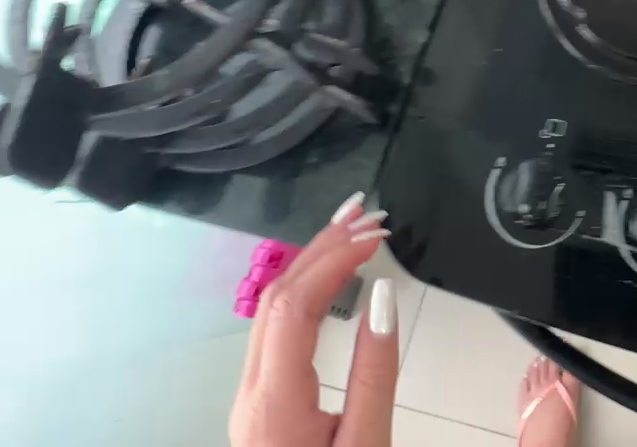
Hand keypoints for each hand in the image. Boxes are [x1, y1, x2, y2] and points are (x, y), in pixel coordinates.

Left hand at [229, 195, 396, 446]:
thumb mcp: (367, 444)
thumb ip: (376, 370)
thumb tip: (383, 294)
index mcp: (275, 400)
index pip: (296, 304)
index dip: (335, 258)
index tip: (378, 233)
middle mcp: (253, 389)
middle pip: (277, 295)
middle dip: (324, 244)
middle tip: (370, 212)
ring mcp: (252, 394)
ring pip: (272, 307)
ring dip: (313, 259)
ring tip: (354, 227)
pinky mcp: (262, 400)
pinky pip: (277, 325)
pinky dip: (307, 286)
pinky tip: (331, 274)